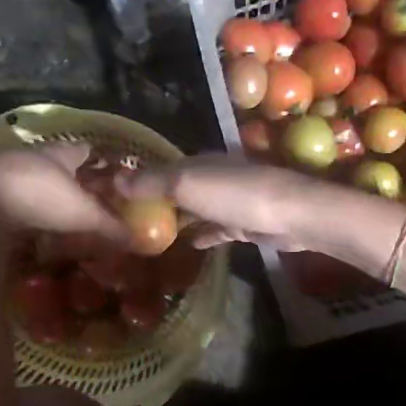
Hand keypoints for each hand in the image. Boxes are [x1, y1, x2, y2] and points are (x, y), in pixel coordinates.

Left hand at [0, 144, 128, 257]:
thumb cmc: (38, 202)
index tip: (111, 170)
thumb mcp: (84, 216)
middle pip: (52, 163)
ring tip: (53, 214)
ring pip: (24, 179)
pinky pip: (0, 198)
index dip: (98, 159)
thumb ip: (112, 226)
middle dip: (68, 177)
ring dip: (38, 192)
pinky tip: (20, 227)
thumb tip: (140, 238)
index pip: (82, 149)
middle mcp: (25, 155)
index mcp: (54, 153)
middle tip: (84, 196)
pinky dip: (13, 209)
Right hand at [129, 157, 329, 250]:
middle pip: (180, 188)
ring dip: (179, 218)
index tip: (114, 193)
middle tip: (128, 219)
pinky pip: (217, 228)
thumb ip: (153, 182)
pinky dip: (203, 234)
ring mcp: (231, 201)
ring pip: (198, 208)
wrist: (291, 214)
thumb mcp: (188, 183)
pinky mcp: (245, 224)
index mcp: (200, 161)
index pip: (163, 166)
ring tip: (151, 235)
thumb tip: (114, 178)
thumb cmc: (236, 194)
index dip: (140, 178)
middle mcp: (215, 176)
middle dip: (158, 200)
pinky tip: (189, 245)